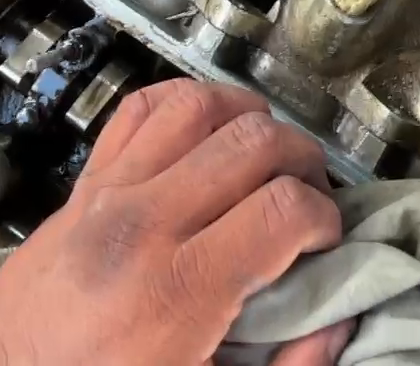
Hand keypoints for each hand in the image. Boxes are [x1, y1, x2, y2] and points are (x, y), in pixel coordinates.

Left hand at [0, 79, 350, 365]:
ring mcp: (107, 191)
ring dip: (250, 116)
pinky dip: (186, 101)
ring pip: (198, 106)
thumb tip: (334, 317)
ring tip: (267, 149)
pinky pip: (141, 107)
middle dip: (302, 158)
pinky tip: (208, 127)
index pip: (280, 211)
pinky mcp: (85, 179)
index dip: (323, 217)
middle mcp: (142, 225)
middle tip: (309, 191)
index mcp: (175, 295)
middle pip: (251, 144)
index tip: (325, 236)